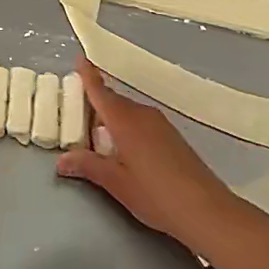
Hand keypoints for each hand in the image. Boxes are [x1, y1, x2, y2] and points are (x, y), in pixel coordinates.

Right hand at [56, 56, 240, 245]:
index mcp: (124, 120)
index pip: (100, 91)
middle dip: (94, 107)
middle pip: (113, 102)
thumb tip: (61, 160)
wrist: (207, 211)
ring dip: (111, 120)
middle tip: (75, 120)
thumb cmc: (156, 195)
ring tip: (96, 141)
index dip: (88, 74)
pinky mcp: (171, 137)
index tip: (80, 57)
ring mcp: (159, 124)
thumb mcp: (115, 183)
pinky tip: (123, 151)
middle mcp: (142, 115)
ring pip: (127, 113)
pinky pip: (140, 122)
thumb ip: (87, 166)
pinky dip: (126, 128)